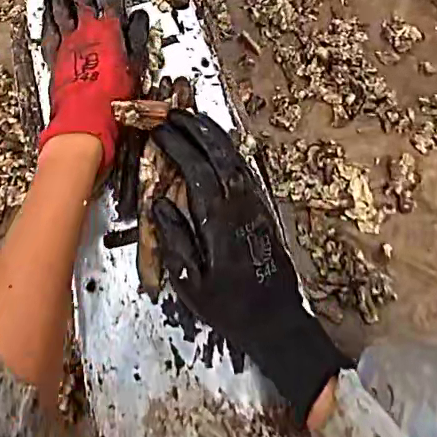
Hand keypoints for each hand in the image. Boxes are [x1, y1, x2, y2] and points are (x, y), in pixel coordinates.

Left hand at [38, 0, 146, 172]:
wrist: (84, 123)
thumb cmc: (113, 102)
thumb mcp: (135, 70)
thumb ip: (136, 40)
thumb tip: (139, 18)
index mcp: (109, 34)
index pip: (112, 1)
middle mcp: (85, 33)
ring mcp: (66, 43)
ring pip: (61, 10)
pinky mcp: (53, 56)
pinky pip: (48, 30)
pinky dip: (47, 16)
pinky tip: (46, 9)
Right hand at [150, 108, 351, 421]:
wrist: (277, 323)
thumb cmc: (229, 307)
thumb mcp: (192, 284)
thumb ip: (175, 242)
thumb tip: (161, 205)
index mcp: (219, 222)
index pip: (196, 171)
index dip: (177, 147)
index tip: (159, 131)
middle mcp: (239, 205)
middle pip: (217, 155)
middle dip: (193, 129)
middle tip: (172, 113)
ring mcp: (254, 204)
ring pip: (234, 157)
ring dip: (211, 133)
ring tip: (191, 117)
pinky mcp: (262, 207)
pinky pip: (243, 167)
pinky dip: (227, 147)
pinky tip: (215, 141)